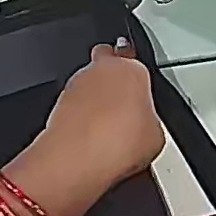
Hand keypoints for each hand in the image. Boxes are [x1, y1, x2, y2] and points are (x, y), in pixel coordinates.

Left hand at [40, 41, 165, 186]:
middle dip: (111, 77)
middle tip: (120, 102)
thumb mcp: (155, 136)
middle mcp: (101, 69)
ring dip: (94, 94)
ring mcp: (77, 82)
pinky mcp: (59, 98)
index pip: (133, 58)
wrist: (78, 157)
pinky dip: (79, 110)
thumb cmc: (116, 142)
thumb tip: (145, 126)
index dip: (134, 72)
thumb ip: (149, 118)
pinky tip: (88, 132)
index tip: (137, 87)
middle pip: (106, 61)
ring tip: (104, 125)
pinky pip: (74, 99)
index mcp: (131, 70)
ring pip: (88, 79)